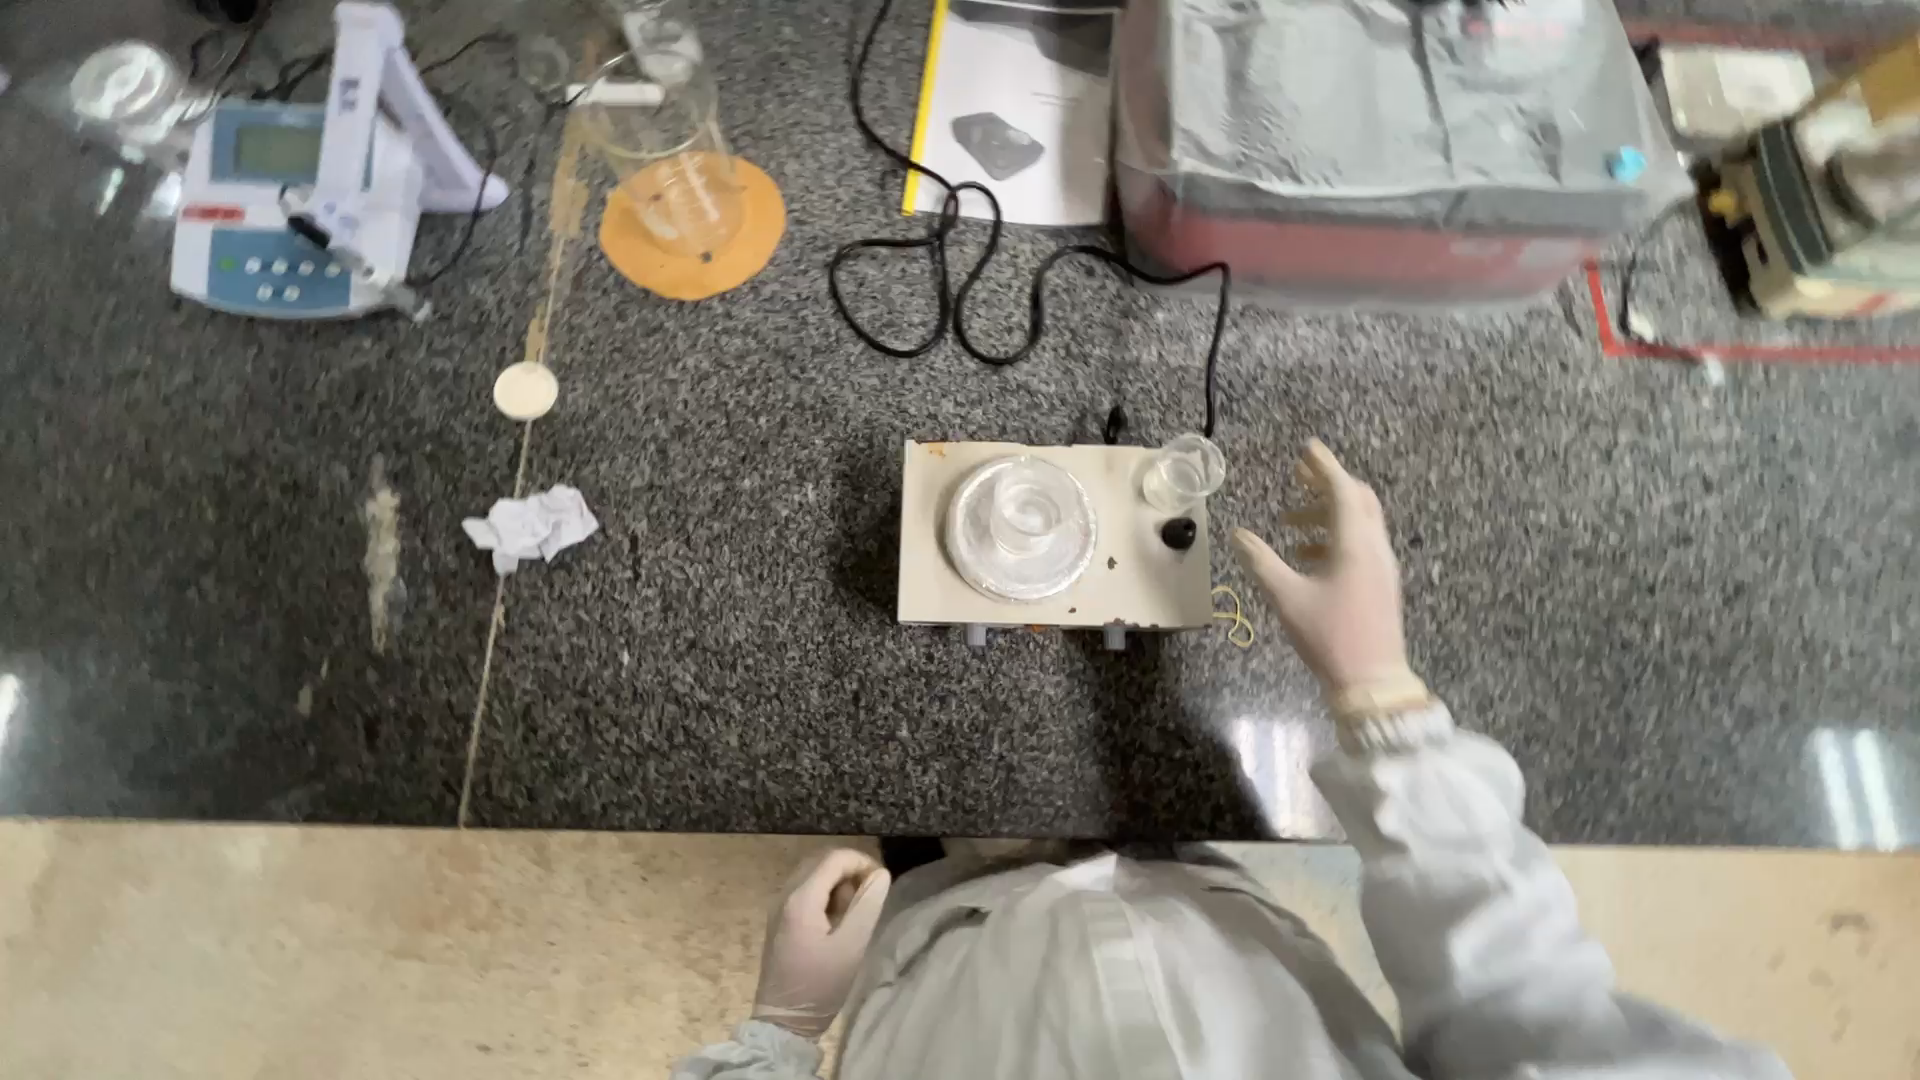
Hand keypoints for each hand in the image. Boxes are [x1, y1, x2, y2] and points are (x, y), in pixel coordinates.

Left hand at [750, 848, 891, 1039]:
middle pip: (822, 861)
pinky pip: (804, 889)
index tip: (880, 882)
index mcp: (801, 898)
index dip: (862, 862)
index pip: (835, 858)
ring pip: (813, 873)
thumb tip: (881, 874)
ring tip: (852, 911)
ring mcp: (779, 906)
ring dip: (837, 882)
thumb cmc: (820, 986)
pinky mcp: (779, 919)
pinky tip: (834, 920)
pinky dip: (824, 893)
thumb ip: (868, 905)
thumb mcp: (852, 946)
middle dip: (850, 870)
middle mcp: (786, 894)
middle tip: (867, 897)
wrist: (783, 1023)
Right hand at [1231, 439, 1414, 699]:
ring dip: (1328, 511)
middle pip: (1358, 500)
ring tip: (1291, 518)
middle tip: (1298, 475)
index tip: (1308, 448)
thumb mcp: (1286, 597)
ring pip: (1360, 522)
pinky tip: (1307, 552)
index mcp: (1354, 546)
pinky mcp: (1380, 582)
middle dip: (1328, 482)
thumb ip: (1261, 561)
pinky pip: (1360, 543)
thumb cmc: (1328, 635)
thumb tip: (1238, 533)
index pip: (1342, 492)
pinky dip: (1334, 534)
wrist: (1372, 680)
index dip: (1325, 466)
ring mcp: (1381, 566)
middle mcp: (1374, 548)